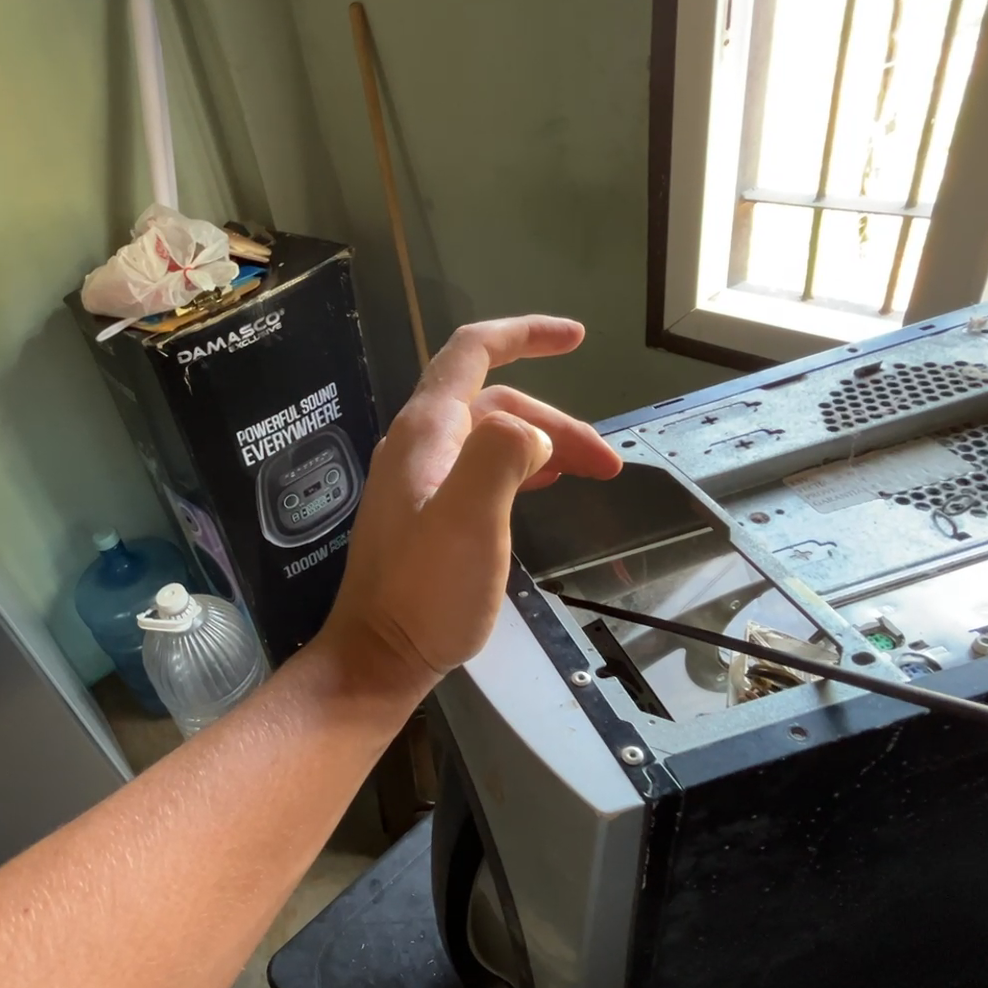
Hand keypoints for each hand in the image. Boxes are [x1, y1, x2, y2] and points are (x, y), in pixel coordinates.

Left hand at [315, 316, 623, 696]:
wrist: (379, 654)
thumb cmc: (425, 592)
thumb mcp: (469, 519)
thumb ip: (499, 457)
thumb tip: (529, 434)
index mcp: (425, 432)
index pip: (471, 353)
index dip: (524, 334)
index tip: (576, 338)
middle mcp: (417, 446)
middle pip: (494, 403)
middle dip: (554, 422)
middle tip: (607, 464)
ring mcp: (417, 481)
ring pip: (490, 440)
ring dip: (542, 447)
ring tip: (591, 475)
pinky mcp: (423, 515)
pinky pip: (478, 471)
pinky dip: (517, 470)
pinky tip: (541, 487)